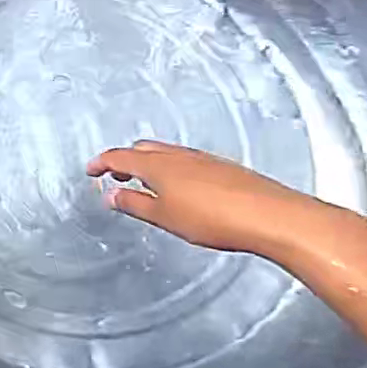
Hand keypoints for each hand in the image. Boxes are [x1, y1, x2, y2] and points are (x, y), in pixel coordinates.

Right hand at [86, 140, 340, 256]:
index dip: (101, 162)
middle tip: (115, 175)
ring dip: (149, 163)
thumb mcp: (163, 217)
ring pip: (166, 153)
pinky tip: (179, 187)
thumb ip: (134, 204)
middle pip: (142, 149)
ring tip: (145, 182)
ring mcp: (204, 159)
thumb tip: (113, 196)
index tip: (91, 170)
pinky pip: (187, 160)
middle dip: (125, 159)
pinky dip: (172, 168)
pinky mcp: (224, 168)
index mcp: (157, 165)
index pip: (119, 157)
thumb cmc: (215, 218)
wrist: (275, 218)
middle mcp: (179, 156)